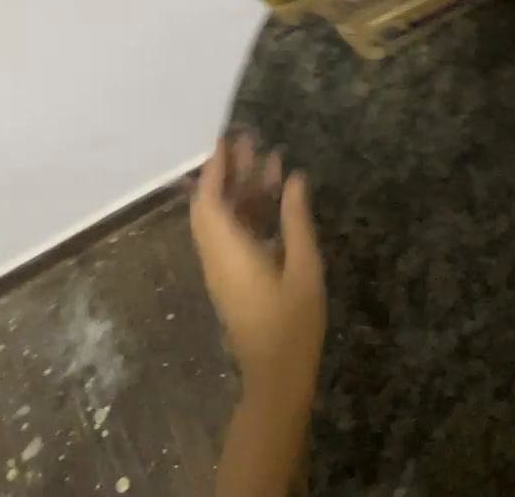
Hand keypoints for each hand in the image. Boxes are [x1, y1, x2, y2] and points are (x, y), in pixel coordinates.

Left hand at [190, 135, 326, 404]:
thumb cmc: (293, 320)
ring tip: (271, 161)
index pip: (210, 201)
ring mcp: (224, 270)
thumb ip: (295, 220)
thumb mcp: (304, 266)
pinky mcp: (234, 278)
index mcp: (229, 252)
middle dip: (229, 172)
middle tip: (253, 142)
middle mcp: (218, 257)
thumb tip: (294, 178)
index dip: (217, 169)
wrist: (277, 374)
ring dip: (242, 190)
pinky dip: (249, 211)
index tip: (228, 140)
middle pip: (212, 207)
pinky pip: (233, 234)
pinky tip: (275, 198)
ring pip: (223, 220)